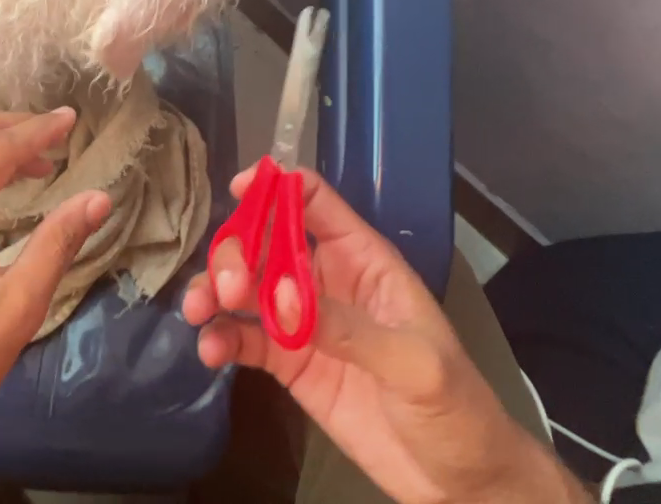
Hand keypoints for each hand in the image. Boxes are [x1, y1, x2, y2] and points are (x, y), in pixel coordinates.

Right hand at [183, 166, 588, 503]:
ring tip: (200, 314)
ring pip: (245, 287)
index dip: (275, 187)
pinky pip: (243, 337)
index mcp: (362, 260)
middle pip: (266, 242)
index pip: (313, 202)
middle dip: (236, 253)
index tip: (237, 189)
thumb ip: (347, 327)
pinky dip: (219, 338)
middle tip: (225, 288)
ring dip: (215, 291)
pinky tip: (209, 351)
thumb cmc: (457, 408)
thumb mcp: (415, 364)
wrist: (460, 485)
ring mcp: (301, 322)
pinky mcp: (287, 362)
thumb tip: (280, 294)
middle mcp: (324, 280)